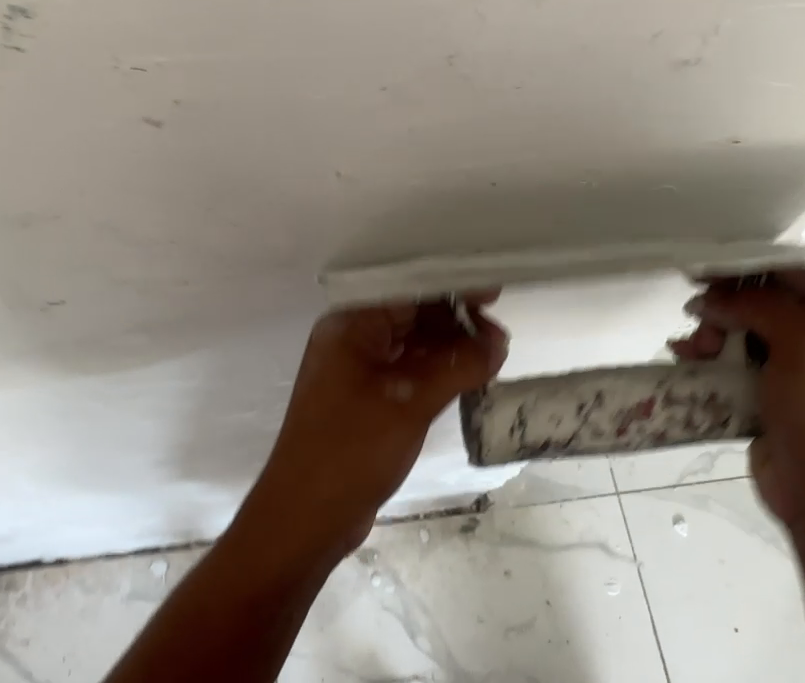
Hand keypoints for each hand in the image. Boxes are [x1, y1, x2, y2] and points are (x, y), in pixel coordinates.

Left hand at [240, 295, 508, 556]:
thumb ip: (456, 366)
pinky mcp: (364, 400)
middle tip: (498, 338)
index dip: (450, 287)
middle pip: (409, 314)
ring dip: (449, 348)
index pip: (406, 290)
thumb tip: (498, 342)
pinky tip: (467, 379)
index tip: (492, 294)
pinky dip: (436, 372)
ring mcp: (355, 372)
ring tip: (492, 359)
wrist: (305, 518)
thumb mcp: (410, 402)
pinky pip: (406, 371)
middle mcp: (350, 340)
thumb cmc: (352, 449)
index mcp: (350, 326)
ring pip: (411, 344)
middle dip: (454, 320)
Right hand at [672, 269, 804, 555]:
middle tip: (695, 322)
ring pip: (740, 339)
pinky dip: (706, 366)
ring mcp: (796, 379)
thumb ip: (761, 306)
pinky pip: (731, 373)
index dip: (742, 268)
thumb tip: (713, 298)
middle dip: (722, 309)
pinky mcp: (769, 408)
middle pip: (760, 306)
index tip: (697, 272)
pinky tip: (685, 366)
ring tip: (688, 352)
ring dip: (709, 338)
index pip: (788, 275)